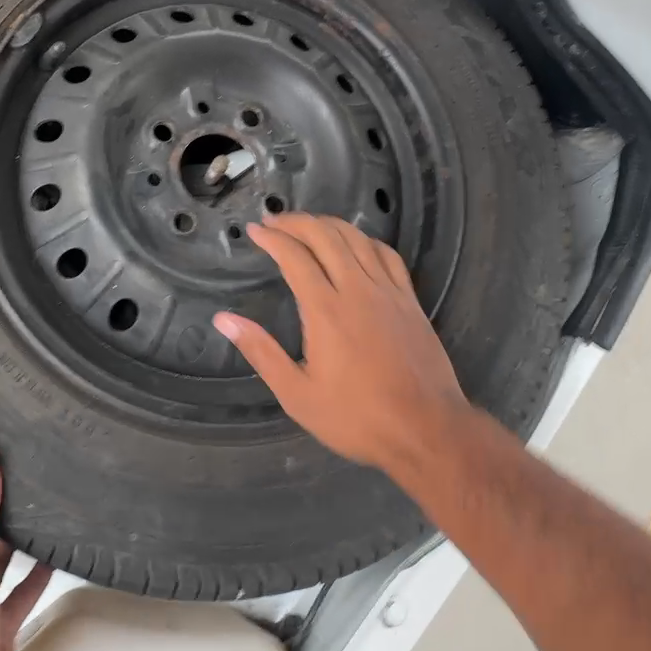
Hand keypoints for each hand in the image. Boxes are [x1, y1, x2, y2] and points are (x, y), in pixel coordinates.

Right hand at [213, 213, 472, 476]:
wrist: (426, 429)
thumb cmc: (357, 418)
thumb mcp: (298, 395)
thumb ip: (261, 352)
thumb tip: (224, 320)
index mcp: (326, 310)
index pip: (294, 257)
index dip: (272, 238)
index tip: (255, 231)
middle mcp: (357, 290)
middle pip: (325, 236)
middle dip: (296, 222)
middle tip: (274, 221)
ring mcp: (388, 292)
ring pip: (356, 239)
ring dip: (328, 224)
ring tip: (308, 225)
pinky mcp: (410, 301)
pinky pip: (387, 255)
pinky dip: (365, 240)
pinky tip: (356, 243)